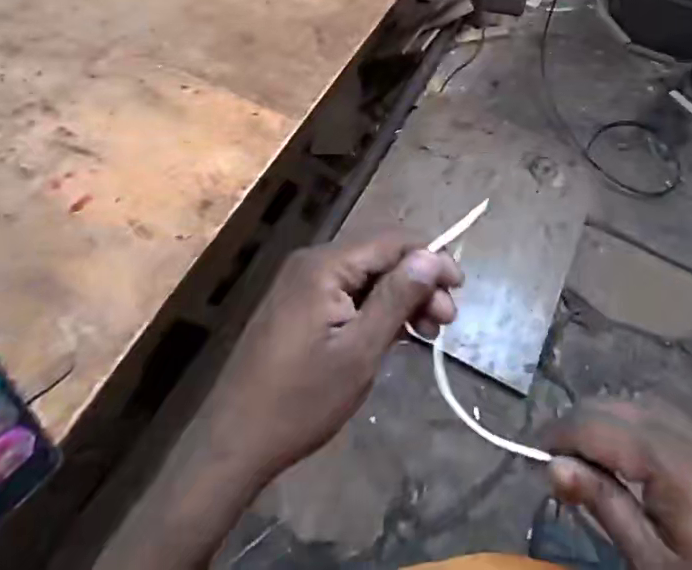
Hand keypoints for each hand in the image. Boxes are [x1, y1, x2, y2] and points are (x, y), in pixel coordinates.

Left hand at [209, 228, 463, 475]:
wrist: (231, 449)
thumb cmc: (300, 401)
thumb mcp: (360, 351)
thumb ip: (397, 297)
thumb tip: (432, 256)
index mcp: (324, 267)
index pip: (393, 242)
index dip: (431, 259)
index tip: (460, 288)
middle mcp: (312, 264)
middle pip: (382, 257)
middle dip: (419, 283)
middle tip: (446, 320)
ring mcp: (302, 286)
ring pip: (368, 277)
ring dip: (402, 298)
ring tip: (428, 333)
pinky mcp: (299, 308)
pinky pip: (349, 294)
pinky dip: (378, 310)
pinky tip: (398, 335)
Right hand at [545, 398, 691, 569]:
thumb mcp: (650, 561)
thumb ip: (604, 506)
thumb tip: (554, 467)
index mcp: (667, 458)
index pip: (599, 425)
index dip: (560, 432)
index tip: (528, 451)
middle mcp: (683, 431)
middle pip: (618, 405)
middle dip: (579, 421)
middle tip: (550, 457)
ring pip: (638, 403)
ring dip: (604, 417)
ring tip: (579, 452)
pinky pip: (660, 413)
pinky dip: (630, 420)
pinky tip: (620, 449)